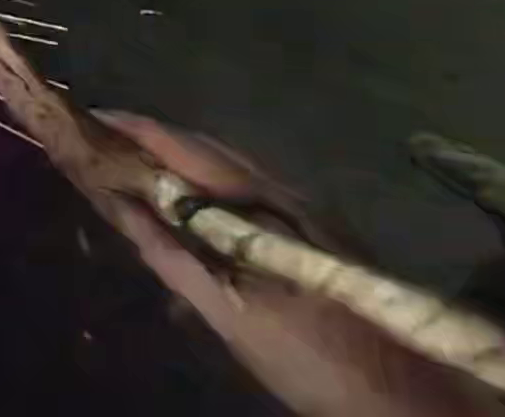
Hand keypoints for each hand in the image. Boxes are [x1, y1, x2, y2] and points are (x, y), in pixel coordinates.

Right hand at [92, 111, 504, 416]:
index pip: (182, 147)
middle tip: (101, 136)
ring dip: (173, 153)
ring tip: (130, 160)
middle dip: (148, 134)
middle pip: (199, 144)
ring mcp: (296, 201)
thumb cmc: (313, 360)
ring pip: (220, 160)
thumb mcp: (231, 317)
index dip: (135, 127)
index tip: (92, 115)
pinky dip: (199, 177)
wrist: (412, 400)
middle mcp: (277, 186)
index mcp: (257, 203)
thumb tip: (123, 209)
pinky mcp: (306, 220)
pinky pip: (239, 181)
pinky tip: (183, 197)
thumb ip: (173, 257)